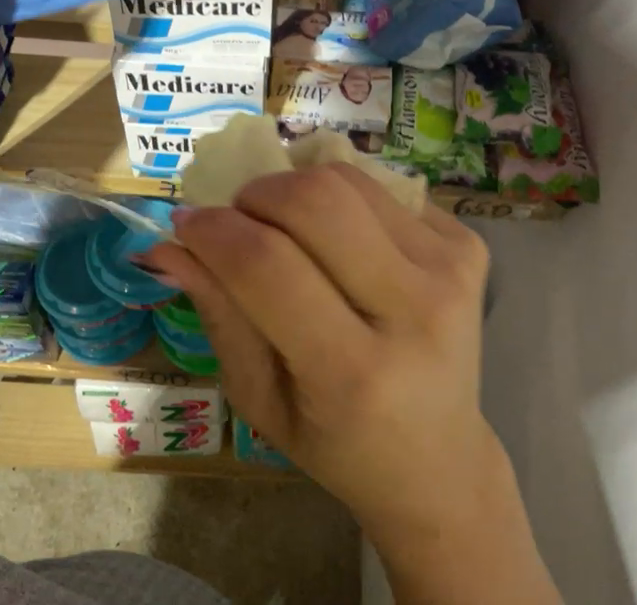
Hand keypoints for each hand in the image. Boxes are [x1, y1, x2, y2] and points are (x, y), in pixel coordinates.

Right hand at [146, 165, 499, 535]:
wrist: (440, 458)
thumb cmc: (338, 443)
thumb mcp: (261, 400)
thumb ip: (219, 315)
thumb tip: (167, 243)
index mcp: (354, 373)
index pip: (268, 266)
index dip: (214, 231)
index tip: (186, 224)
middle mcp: (415, 312)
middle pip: (316, 200)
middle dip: (257, 195)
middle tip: (239, 221)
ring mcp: (451, 271)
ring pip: (349, 180)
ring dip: (297, 189)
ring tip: (286, 228)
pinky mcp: (469, 245)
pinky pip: (385, 189)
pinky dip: (344, 202)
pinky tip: (341, 243)